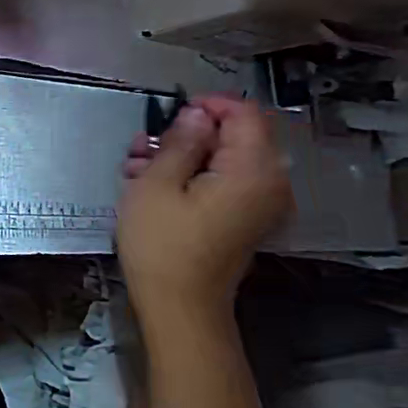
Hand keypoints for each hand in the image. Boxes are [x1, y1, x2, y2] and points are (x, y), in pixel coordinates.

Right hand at [116, 95, 293, 325]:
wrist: (179, 301)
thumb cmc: (161, 240)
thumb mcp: (156, 184)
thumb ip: (181, 143)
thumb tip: (198, 115)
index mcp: (253, 171)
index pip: (246, 116)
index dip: (210, 105)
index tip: (169, 111)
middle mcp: (270, 183)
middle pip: (237, 137)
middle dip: (189, 133)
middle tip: (142, 144)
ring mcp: (261, 203)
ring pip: (225, 159)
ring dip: (183, 155)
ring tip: (137, 166)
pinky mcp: (245, 218)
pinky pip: (224, 181)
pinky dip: (191, 174)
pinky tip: (153, 185)